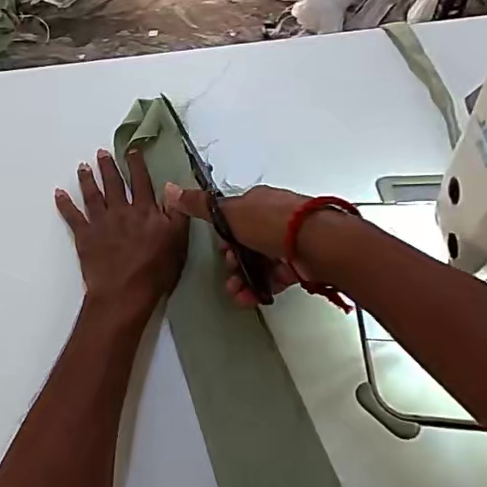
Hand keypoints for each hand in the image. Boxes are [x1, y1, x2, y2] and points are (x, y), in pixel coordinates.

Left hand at [56, 147, 187, 319]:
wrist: (125, 292)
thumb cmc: (156, 272)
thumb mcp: (179, 242)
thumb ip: (177, 212)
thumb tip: (172, 187)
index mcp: (145, 211)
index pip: (141, 181)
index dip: (136, 164)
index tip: (131, 150)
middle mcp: (121, 211)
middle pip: (114, 183)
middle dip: (108, 166)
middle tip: (101, 153)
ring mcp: (101, 222)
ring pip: (92, 194)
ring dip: (87, 179)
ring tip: (83, 167)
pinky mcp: (85, 235)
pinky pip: (72, 216)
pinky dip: (64, 204)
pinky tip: (58, 194)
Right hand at [164, 183, 317, 306]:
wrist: (316, 244)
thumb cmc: (271, 222)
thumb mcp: (228, 212)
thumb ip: (199, 206)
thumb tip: (170, 189)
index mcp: (258, 202)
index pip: (233, 217)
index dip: (222, 235)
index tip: (218, 249)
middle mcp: (273, 220)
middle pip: (245, 243)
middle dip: (232, 262)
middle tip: (228, 271)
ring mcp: (288, 243)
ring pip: (258, 263)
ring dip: (243, 279)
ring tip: (237, 293)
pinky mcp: (299, 264)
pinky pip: (274, 278)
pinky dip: (260, 288)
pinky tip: (251, 298)